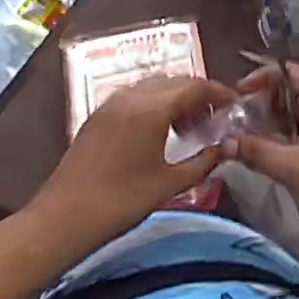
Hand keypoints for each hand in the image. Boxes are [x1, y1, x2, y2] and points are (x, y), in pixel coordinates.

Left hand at [29, 75, 236, 246]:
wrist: (64, 217)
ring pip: (154, 86)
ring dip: (176, 97)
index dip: (218, 93)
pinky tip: (160, 130)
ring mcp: (112, 102)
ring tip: (189, 125)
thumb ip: (202, 162)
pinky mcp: (99, 114)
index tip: (234, 105)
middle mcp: (132, 96)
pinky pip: (136, 96)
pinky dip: (155, 103)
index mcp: (152, 108)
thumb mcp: (169, 185)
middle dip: (198, 94)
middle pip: (175, 81)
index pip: (195, 87)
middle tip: (214, 118)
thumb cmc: (121, 202)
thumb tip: (223, 149)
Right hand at [223, 64, 298, 239]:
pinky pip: (279, 140)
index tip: (238, 89)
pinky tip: (241, 148)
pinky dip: (261, 140)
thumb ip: (257, 151)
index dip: (265, 75)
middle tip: (228, 111)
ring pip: (279, 118)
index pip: (291, 75)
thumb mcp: (293, 167)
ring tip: (228, 127)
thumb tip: (222, 142)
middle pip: (282, 95)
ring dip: (257, 121)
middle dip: (256, 99)